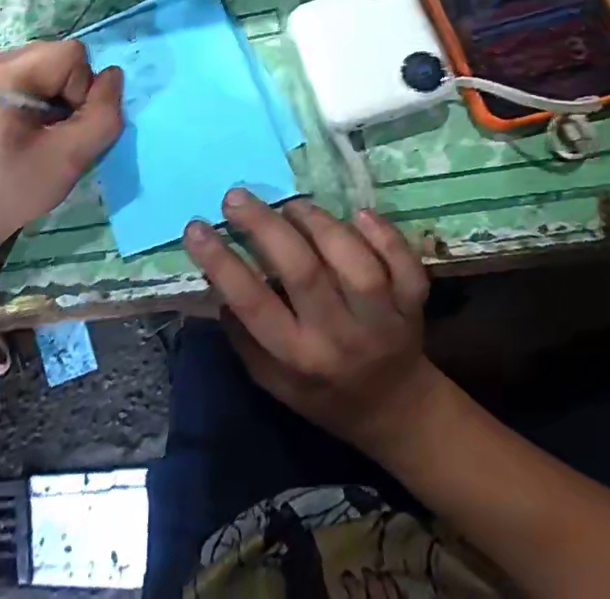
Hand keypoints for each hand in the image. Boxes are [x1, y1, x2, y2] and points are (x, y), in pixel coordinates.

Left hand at [0, 40, 123, 256]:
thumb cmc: (14, 190)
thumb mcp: (70, 158)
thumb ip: (103, 115)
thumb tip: (114, 75)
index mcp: (5, 74)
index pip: (72, 54)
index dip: (83, 90)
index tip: (64, 129)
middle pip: (62, 57)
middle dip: (73, 93)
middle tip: (55, 134)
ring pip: (54, 66)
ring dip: (62, 99)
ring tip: (44, 134)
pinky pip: (39, 77)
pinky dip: (48, 101)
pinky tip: (33, 130)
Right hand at [183, 189, 444, 455]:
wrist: (396, 411)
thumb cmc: (321, 392)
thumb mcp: (269, 379)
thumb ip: (242, 334)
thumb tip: (215, 278)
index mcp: (298, 356)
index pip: (252, 302)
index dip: (221, 261)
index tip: (195, 227)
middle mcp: (339, 336)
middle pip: (302, 271)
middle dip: (265, 227)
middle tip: (236, 197)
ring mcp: (382, 319)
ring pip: (354, 263)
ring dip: (319, 224)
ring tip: (292, 205)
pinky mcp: (414, 305)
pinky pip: (404, 264)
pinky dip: (385, 235)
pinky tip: (360, 213)